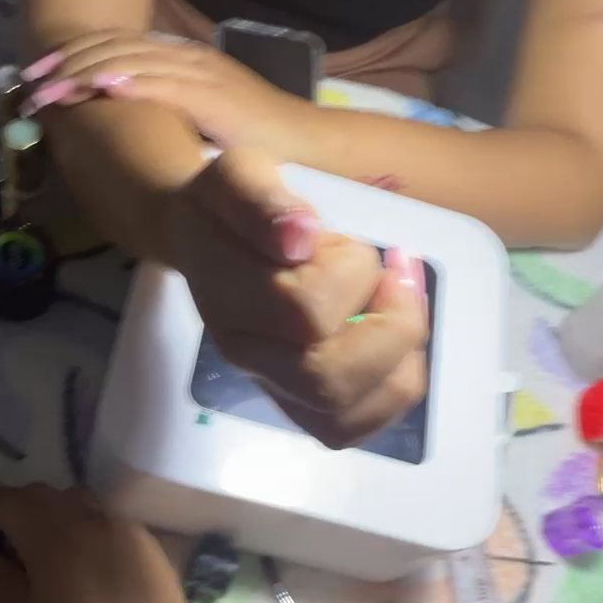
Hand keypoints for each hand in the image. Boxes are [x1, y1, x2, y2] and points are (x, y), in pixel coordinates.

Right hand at [0, 481, 202, 602]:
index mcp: (43, 531)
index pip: (5, 499)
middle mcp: (78, 514)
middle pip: (39, 494)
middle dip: (15, 500)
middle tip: (0, 521)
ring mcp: (113, 520)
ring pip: (73, 498)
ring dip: (50, 506)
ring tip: (41, 532)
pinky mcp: (139, 533)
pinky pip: (101, 514)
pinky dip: (82, 520)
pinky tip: (82, 547)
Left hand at [22, 31, 315, 154]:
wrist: (305, 144)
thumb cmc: (255, 140)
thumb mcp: (203, 120)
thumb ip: (169, 114)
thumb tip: (130, 125)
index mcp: (180, 61)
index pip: (119, 47)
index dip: (76, 57)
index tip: (41, 77)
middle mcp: (185, 58)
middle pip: (115, 48)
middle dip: (67, 63)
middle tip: (29, 83)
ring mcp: (198, 74)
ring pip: (130, 62)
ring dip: (84, 73)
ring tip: (49, 89)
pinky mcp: (210, 97)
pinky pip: (163, 84)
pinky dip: (129, 82)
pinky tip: (101, 86)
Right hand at [173, 148, 428, 447]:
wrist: (204, 240)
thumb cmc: (227, 205)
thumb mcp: (237, 173)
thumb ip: (261, 199)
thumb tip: (301, 236)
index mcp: (230, 300)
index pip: (306, 312)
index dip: (355, 275)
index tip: (362, 243)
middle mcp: (248, 356)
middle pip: (329, 379)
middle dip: (391, 326)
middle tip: (397, 279)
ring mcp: (271, 386)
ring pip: (345, 415)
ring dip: (398, 362)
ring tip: (397, 312)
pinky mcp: (298, 404)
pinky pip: (349, 428)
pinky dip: (388, 392)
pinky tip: (391, 347)